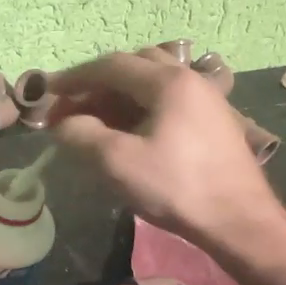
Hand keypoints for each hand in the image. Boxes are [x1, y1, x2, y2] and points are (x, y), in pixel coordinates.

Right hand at [49, 52, 284, 241]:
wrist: (236, 219)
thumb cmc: (175, 187)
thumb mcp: (117, 162)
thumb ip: (82, 136)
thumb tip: (61, 124)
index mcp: (168, 82)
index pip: (111, 65)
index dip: (75, 78)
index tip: (48, 93)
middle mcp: (190, 79)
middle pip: (135, 66)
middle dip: (98, 83)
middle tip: (73, 109)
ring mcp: (206, 99)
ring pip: (153, 83)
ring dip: (119, 95)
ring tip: (96, 122)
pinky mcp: (213, 122)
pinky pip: (168, 101)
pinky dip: (140, 108)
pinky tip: (129, 133)